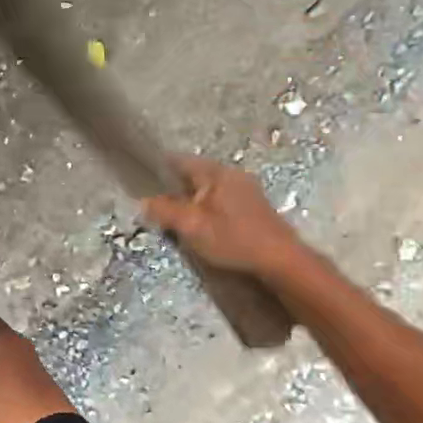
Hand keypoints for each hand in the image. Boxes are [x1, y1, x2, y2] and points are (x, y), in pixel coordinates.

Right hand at [140, 156, 308, 276]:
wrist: (281, 261)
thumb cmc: (233, 239)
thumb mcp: (191, 226)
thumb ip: (164, 211)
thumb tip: (142, 201)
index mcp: (216, 173)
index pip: (179, 161)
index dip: (157, 169)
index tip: (140, 182)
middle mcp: (232, 174)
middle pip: (193, 175)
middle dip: (173, 188)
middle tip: (155, 206)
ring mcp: (246, 189)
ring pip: (207, 189)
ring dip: (190, 200)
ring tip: (175, 218)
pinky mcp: (252, 206)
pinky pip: (219, 199)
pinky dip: (205, 208)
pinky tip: (200, 225)